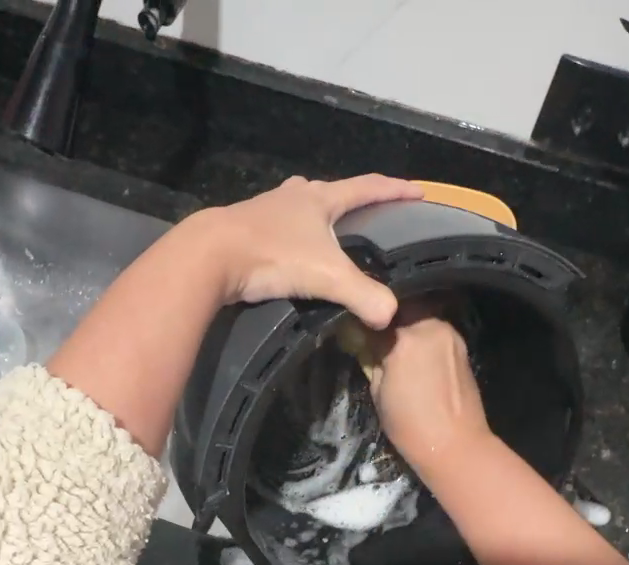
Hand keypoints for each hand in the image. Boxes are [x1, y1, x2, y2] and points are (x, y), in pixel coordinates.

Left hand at [183, 174, 423, 327]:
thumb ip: (362, 294)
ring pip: (300, 207)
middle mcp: (293, 196)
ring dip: (317, 217)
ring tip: (328, 233)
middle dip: (351, 200)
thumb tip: (389, 314)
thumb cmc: (273, 256)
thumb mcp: (326, 276)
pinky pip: (279, 229)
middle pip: (330, 192)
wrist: (211, 255)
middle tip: (367, 212)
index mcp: (320, 198)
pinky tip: (290, 252)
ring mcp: (266, 210)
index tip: (417, 191)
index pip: (367, 188)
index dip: (394, 190)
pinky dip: (293, 237)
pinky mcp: (246, 230)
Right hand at [366, 314, 491, 473]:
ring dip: (406, 326)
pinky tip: (415, 354)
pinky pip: (434, 331)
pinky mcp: (461, 345)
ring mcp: (449, 334)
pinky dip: (422, 336)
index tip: (353, 334)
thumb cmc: (410, 426)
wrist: (456, 444)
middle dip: (386, 320)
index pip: (374, 318)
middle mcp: (430, 327)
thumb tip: (364, 344)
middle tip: (374, 337)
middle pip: (400, 310)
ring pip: (420, 317)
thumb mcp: (378, 393)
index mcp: (405, 339)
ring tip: (395, 345)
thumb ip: (371, 360)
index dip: (361, 326)